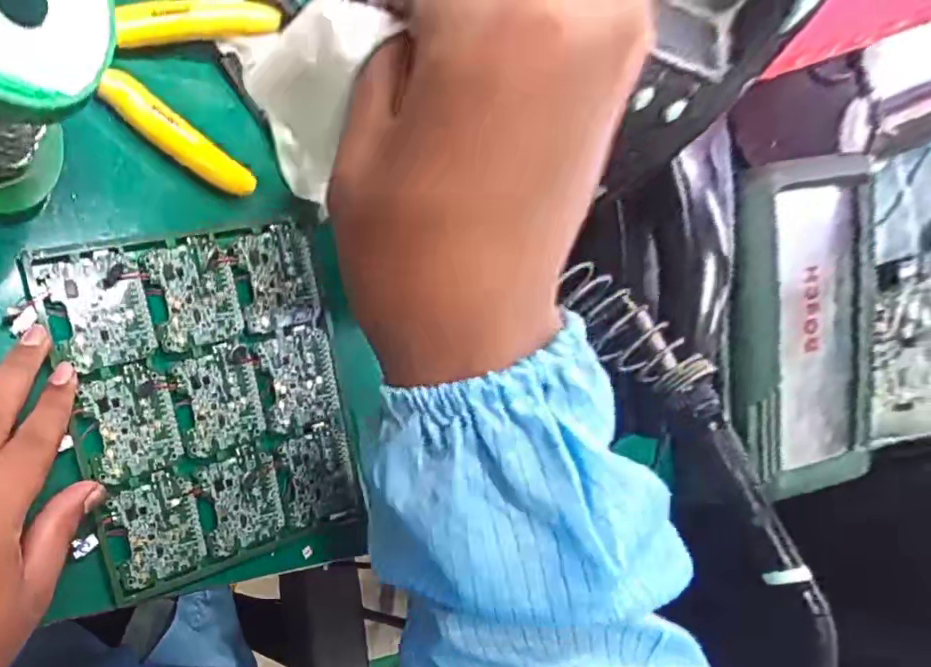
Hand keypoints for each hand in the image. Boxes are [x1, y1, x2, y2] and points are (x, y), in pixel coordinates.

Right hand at [329, 0, 653, 385]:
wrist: (473, 318)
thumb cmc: (400, 251)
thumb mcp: (356, 161)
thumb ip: (379, 71)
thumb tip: (400, 30)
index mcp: (494, 27)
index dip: (390, 3)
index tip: (370, 23)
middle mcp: (576, 6)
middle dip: (442, 10)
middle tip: (410, 36)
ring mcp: (617, 29)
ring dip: (490, 15)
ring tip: (446, 56)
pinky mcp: (625, 61)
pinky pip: (574, 7)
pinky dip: (531, 23)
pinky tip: (491, 58)